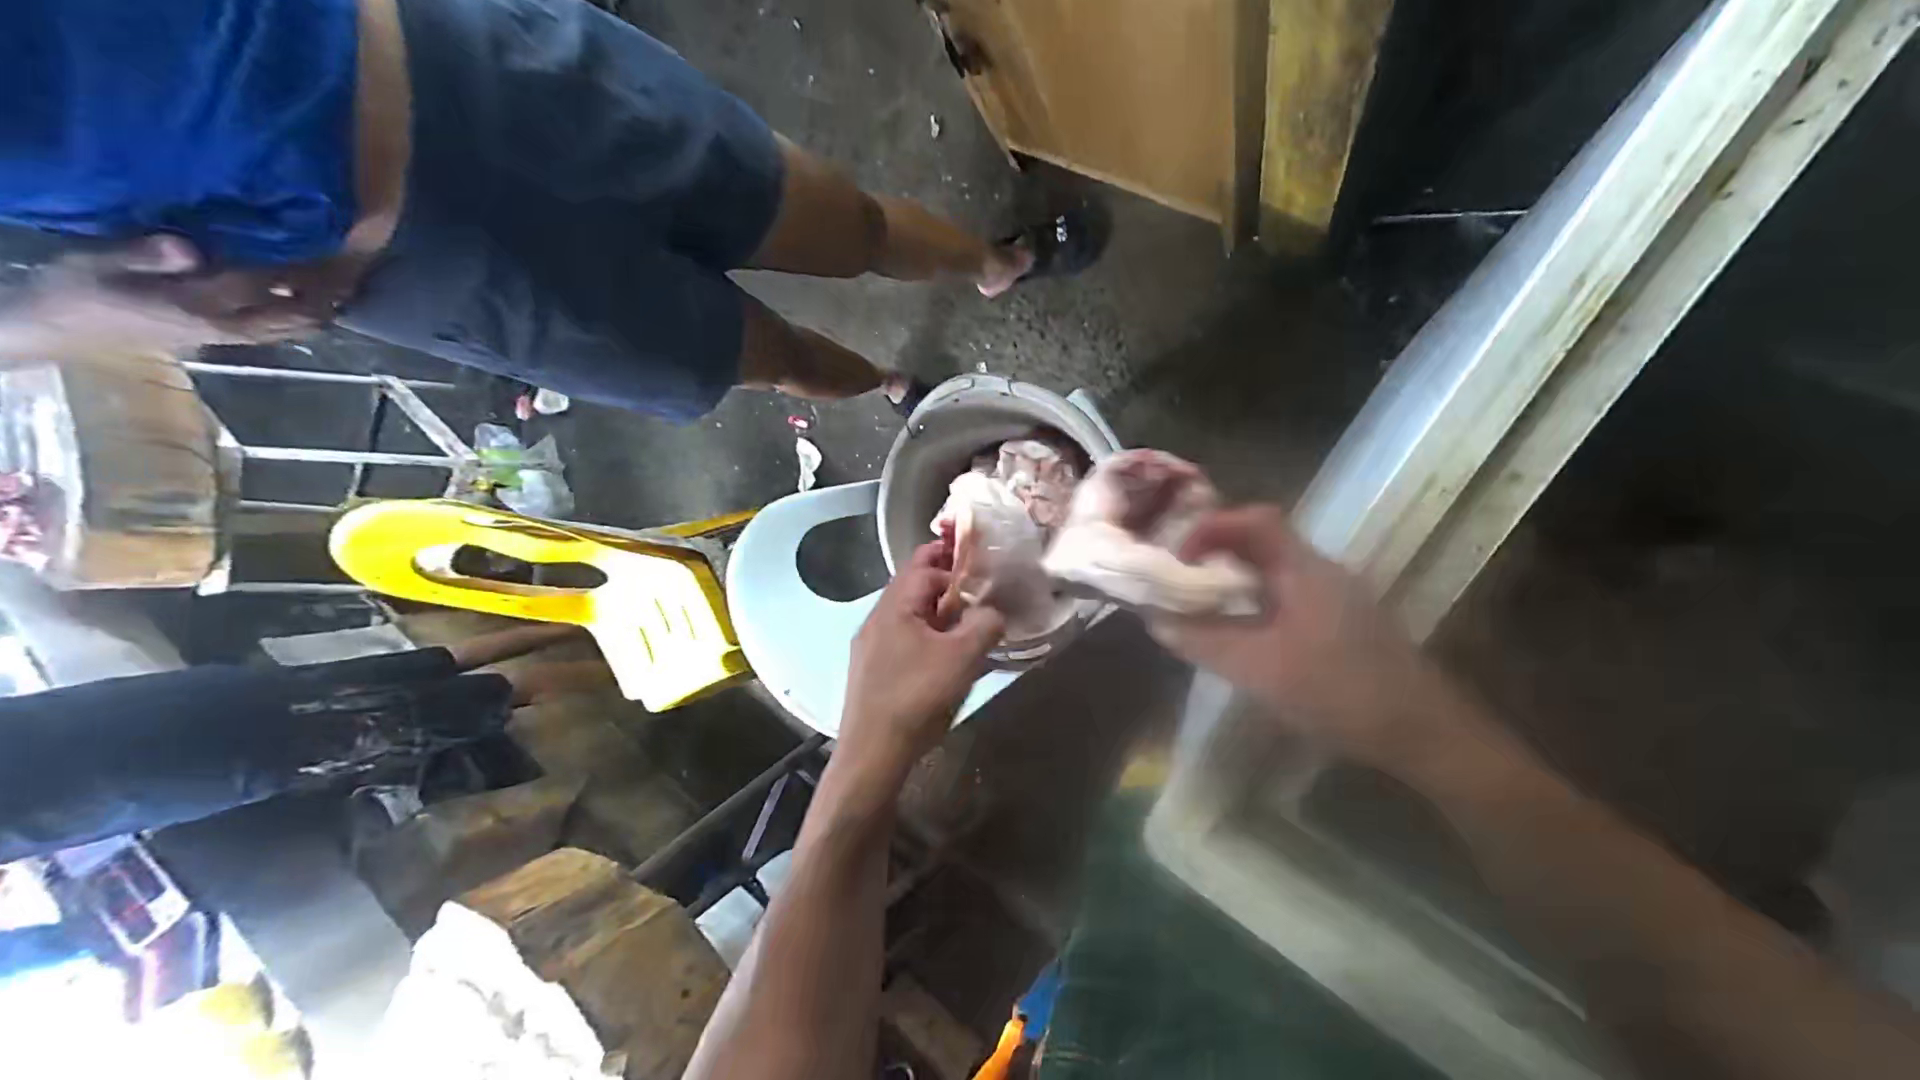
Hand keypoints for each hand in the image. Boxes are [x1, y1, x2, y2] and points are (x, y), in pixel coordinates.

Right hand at [4, 235, 354, 359]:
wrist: (64, 328)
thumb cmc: (79, 289)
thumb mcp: (99, 263)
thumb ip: (147, 256)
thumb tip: (191, 248)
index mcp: (197, 305)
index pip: (258, 287)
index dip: (291, 271)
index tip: (320, 252)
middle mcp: (227, 326)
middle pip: (292, 315)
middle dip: (323, 297)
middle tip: (351, 277)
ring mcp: (233, 337)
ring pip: (293, 328)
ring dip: (322, 311)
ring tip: (347, 292)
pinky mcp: (231, 339)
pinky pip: (281, 332)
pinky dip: (305, 321)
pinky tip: (321, 308)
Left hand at [838, 543, 1004, 785]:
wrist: (873, 752)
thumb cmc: (918, 696)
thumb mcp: (963, 657)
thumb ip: (985, 624)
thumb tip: (994, 611)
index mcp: (894, 606)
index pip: (922, 564)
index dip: (951, 557)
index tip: (980, 559)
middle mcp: (876, 619)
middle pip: (913, 588)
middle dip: (946, 586)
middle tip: (979, 592)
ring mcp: (869, 646)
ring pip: (908, 616)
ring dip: (938, 614)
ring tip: (967, 624)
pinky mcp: (871, 670)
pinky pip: (903, 639)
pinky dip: (927, 637)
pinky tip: (944, 657)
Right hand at [1152, 505, 1465, 772]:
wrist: (1424, 734)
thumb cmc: (1340, 691)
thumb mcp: (1259, 668)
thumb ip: (1203, 641)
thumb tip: (1155, 619)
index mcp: (1304, 569)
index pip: (1254, 520)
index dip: (1210, 527)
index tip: (1177, 557)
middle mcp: (1320, 571)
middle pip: (1259, 542)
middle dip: (1213, 554)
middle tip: (1176, 580)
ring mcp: (1333, 596)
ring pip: (1270, 571)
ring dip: (1231, 580)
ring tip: (1196, 605)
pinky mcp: (1338, 622)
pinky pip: (1283, 596)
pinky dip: (1250, 603)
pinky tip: (1236, 633)